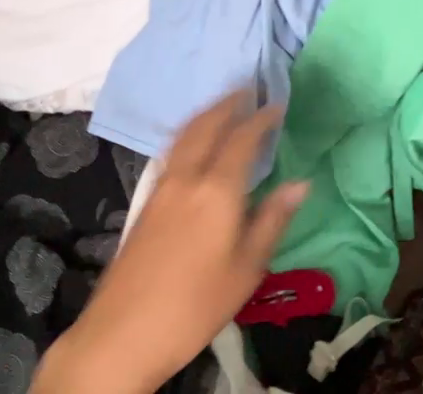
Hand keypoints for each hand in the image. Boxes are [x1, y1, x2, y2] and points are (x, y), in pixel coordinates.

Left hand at [34, 92, 307, 393]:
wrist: (122, 333)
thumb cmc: (195, 305)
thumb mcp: (246, 270)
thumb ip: (272, 220)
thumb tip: (300, 183)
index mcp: (216, 190)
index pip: (242, 139)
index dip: (261, 118)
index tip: (276, 103)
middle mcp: (187, 178)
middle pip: (207, 125)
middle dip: (229, 104)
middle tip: (248, 89)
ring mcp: (161, 187)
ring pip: (185, 134)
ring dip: (206, 113)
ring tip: (224, 105)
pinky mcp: (146, 202)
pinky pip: (173, 149)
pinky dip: (190, 132)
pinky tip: (195, 143)